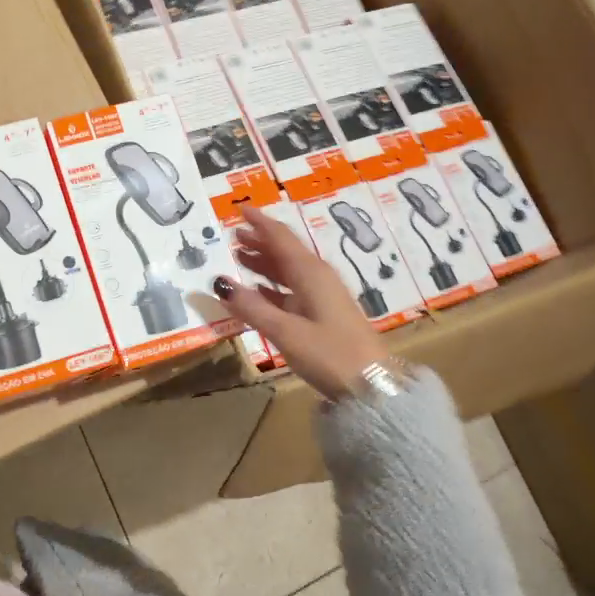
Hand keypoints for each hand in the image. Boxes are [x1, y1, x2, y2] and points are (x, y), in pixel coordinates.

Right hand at [212, 203, 399, 400]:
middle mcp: (317, 278)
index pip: (281, 238)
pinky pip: (292, 290)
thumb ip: (252, 307)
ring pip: (288, 271)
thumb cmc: (329, 354)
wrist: (373, 386)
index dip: (260, 222)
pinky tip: (258, 290)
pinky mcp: (323, 314)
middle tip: (234, 234)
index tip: (240, 209)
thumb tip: (221, 283)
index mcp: (310, 274)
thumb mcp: (285, 332)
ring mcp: (322, 296)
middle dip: (259, 241)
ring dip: (264, 263)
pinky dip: (273, 285)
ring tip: (240, 256)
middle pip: (285, 252)